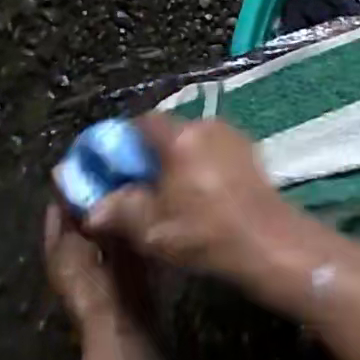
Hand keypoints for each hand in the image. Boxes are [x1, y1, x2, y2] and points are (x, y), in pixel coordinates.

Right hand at [85, 114, 294, 279]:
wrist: (267, 238)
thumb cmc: (205, 231)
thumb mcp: (152, 228)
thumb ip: (119, 210)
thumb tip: (93, 208)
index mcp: (180, 138)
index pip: (143, 121)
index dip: (126, 141)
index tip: (117, 166)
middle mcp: (207, 125)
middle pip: (170, 130)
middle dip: (152, 153)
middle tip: (142, 185)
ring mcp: (232, 134)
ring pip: (193, 140)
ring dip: (179, 159)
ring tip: (173, 193)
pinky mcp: (249, 148)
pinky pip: (215, 148)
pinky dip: (202, 162)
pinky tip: (202, 192)